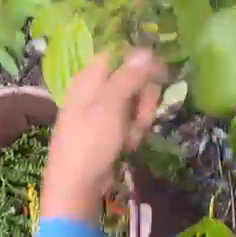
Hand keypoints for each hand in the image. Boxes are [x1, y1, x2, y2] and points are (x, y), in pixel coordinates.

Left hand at [40, 50, 166, 222]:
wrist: (76, 186)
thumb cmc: (90, 141)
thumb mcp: (112, 105)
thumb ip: (130, 76)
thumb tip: (146, 50)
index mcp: (90, 78)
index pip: (119, 55)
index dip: (140, 63)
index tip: (159, 75)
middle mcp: (95, 90)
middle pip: (132, 79)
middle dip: (144, 98)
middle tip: (143, 115)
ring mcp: (101, 112)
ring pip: (134, 102)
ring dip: (140, 119)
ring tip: (132, 137)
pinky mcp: (108, 131)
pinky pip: (129, 122)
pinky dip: (133, 132)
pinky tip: (128, 146)